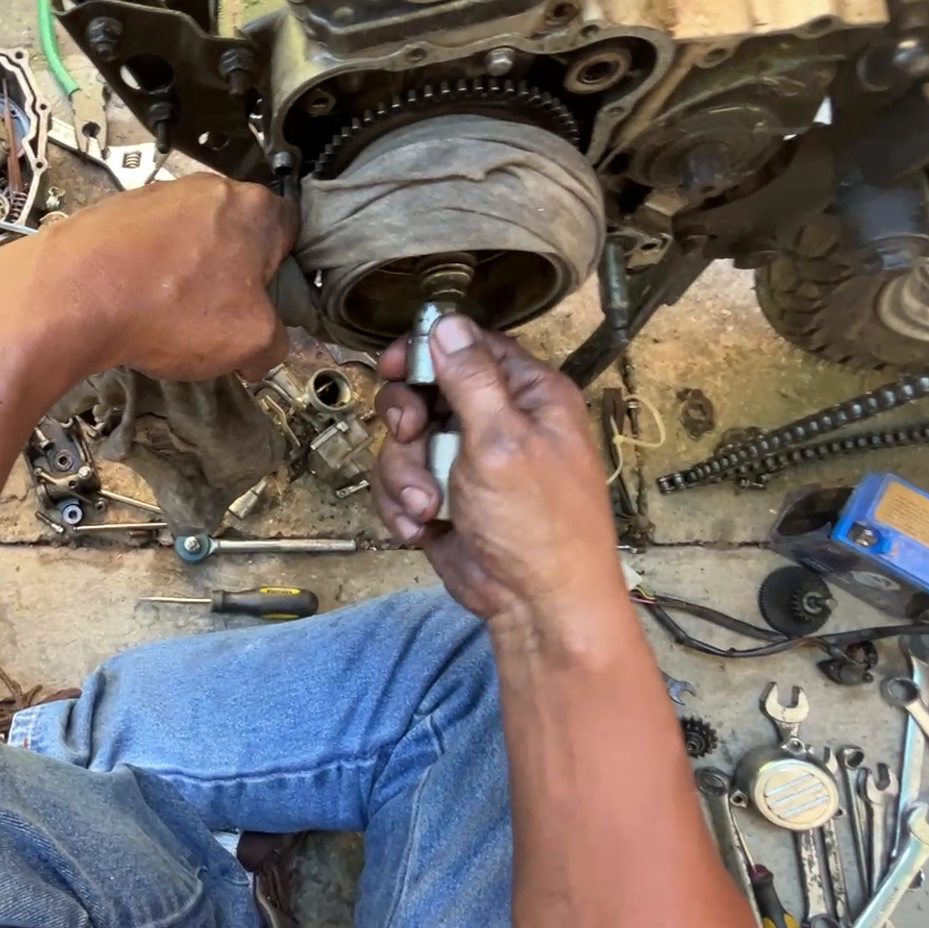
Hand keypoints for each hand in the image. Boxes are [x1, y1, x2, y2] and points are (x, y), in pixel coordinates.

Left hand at [0, 174, 297, 380]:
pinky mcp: (117, 214)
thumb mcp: (250, 343)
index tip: (273, 304)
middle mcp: (207, 190)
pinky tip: (141, 310)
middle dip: (233, 280)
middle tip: (222, 321)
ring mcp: (158, 198)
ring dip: (190, 280)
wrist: (75, 298)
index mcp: (255, 209)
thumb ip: (275, 345)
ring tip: (174, 321)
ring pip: (192, 244)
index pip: (293, 233)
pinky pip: (150, 250)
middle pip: (238, 238)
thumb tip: (267, 351)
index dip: (285, 275)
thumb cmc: (165, 307)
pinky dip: (151, 279)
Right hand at [373, 315, 627, 636]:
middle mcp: (492, 422)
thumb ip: (470, 380)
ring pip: (402, 444)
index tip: (391, 365)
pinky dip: (402, 505)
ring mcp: (462, 462)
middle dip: (406, 422)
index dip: (424, 351)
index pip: (467, 348)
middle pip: (422, 393)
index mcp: (525, 396)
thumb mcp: (501, 442)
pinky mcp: (439, 496)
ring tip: (426, 505)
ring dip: (403, 476)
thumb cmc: (537, 524)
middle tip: (409, 436)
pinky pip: (398, 483)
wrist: (532, 604)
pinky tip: (423, 526)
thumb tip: (447, 324)